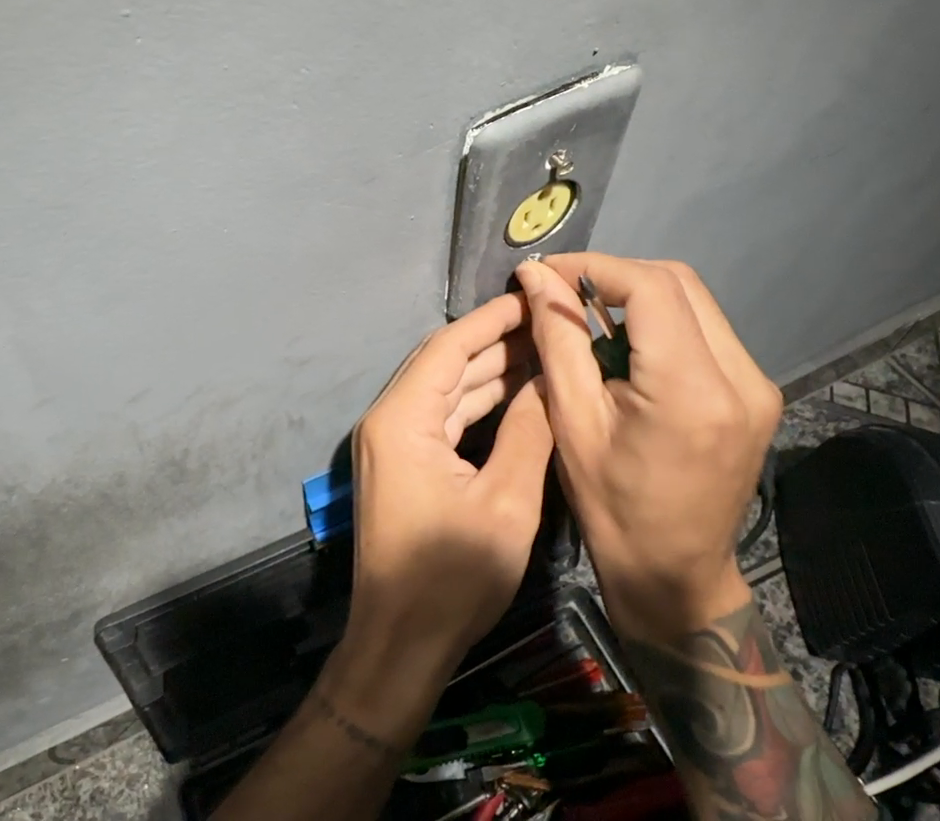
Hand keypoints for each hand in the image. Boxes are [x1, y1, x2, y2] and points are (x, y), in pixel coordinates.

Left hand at [344, 291, 554, 675]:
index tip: (536, 297)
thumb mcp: (506, 504)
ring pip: (444, 391)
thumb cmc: (453, 578)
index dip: (493, 319)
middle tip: (552, 323)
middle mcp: (387, 421)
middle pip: (444, 364)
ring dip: (490, 373)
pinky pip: (441, 419)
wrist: (401, 641)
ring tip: (547, 352)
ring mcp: (391, 444)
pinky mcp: (401, 465)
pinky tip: (519, 397)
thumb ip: (528, 434)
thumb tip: (549, 383)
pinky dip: (477, 406)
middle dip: (497, 343)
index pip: (448, 347)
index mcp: (402, 420)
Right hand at [514, 255, 780, 639]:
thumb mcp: (572, 422)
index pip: (651, 287)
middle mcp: (741, 377)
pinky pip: (706, 331)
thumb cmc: (611, 507)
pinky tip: (625, 349)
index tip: (547, 274)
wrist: (674, 573)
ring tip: (588, 321)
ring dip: (637, 298)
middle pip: (679, 283)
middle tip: (562, 294)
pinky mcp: (757, 393)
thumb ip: (557, 339)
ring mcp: (757, 385)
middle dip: (614, 277)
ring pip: (695, 302)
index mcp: (692, 390)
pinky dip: (660, 324)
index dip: (594, 266)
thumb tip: (535, 277)